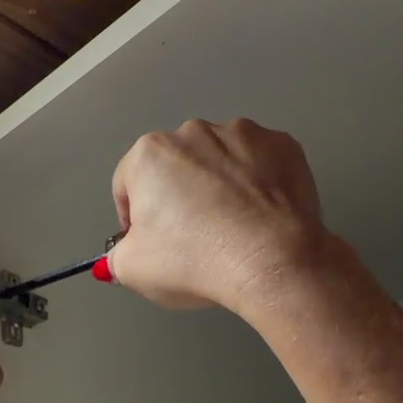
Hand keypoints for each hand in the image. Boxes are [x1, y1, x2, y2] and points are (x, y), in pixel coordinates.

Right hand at [108, 119, 347, 315]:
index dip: (132, 219)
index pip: (126, 184)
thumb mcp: (131, 270)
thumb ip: (117, 255)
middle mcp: (194, 131)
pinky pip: (259, 165)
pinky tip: (257, 220)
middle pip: (174, 168)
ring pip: (218, 163)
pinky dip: (255, 187)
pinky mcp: (284, 145)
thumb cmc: (190, 260)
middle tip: (187, 241)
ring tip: (227, 231)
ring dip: (216, 189)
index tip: (146, 245)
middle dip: (176, 198)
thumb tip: (123, 252)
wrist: (268, 260)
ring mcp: (244, 133)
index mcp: (149, 154)